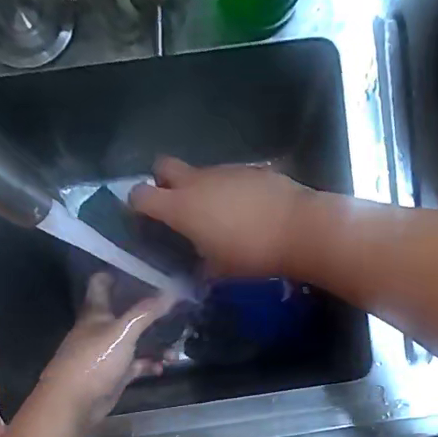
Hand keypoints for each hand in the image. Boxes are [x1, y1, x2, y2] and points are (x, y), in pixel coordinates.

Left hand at [31, 273, 176, 424]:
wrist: (74, 402)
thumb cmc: (94, 360)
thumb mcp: (123, 332)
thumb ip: (147, 312)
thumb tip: (173, 290)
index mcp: (95, 313)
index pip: (101, 284)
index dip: (116, 274)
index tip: (140, 269)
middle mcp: (100, 329)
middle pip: (124, 312)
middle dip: (147, 310)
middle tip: (174, 307)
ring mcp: (107, 352)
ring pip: (134, 340)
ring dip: (155, 342)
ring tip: (176, 348)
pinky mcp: (114, 373)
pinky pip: (136, 364)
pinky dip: (150, 364)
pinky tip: (163, 367)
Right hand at [128, 156, 321, 277]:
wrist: (300, 228)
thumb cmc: (254, 254)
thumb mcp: (221, 270)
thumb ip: (202, 266)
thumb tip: (199, 266)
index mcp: (181, 207)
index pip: (140, 194)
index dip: (137, 205)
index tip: (146, 220)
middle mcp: (197, 181)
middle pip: (163, 166)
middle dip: (163, 182)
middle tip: (178, 208)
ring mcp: (225, 170)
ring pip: (199, 172)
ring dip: (201, 189)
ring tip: (221, 216)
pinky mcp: (251, 168)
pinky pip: (229, 176)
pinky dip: (230, 190)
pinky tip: (248, 211)